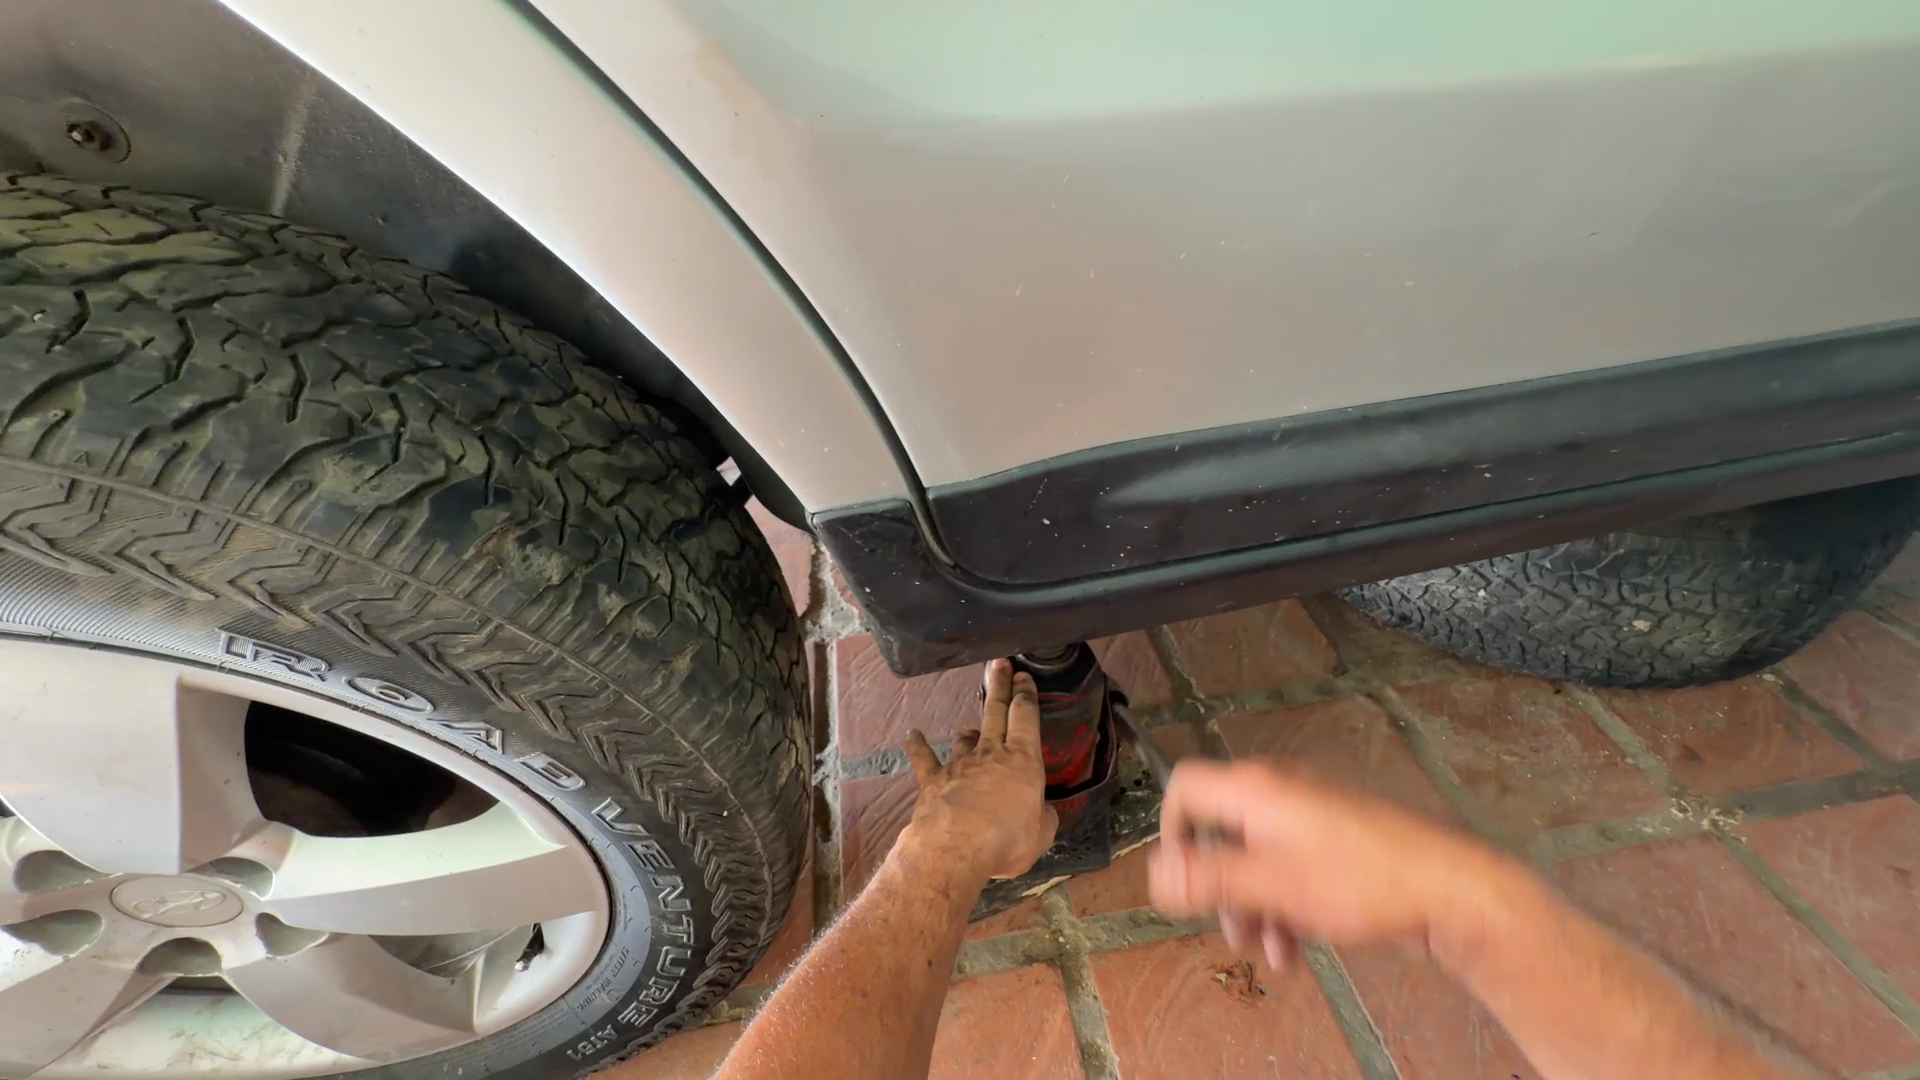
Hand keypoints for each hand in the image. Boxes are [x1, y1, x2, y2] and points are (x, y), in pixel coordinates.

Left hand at [902, 659, 1058, 881]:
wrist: (956, 845)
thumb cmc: (1008, 839)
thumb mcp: (1041, 834)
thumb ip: (1043, 817)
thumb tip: (1042, 812)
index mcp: (1022, 760)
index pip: (1025, 717)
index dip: (1025, 694)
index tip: (1023, 676)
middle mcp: (991, 753)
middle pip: (995, 711)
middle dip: (999, 686)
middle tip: (1000, 664)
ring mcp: (960, 763)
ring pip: (965, 737)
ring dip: (969, 731)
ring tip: (970, 729)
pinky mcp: (933, 779)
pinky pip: (925, 757)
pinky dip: (918, 745)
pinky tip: (913, 735)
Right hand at [1149, 760, 1518, 968]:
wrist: (1453, 891)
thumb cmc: (1356, 883)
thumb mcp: (1271, 886)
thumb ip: (1207, 879)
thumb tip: (1154, 876)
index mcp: (1253, 789)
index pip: (1185, 788)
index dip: (1171, 830)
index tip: (1180, 878)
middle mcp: (1275, 791)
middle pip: (1220, 830)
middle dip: (1219, 884)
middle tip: (1229, 929)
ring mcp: (1307, 813)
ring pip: (1254, 855)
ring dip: (1250, 903)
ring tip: (1268, 950)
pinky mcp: (1334, 838)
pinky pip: (1287, 864)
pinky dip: (1281, 901)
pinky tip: (1296, 947)